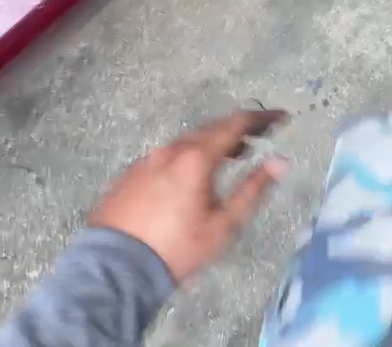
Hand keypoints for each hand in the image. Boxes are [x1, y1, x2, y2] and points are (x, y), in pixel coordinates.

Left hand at [89, 109, 289, 280]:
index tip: (281, 117)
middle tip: (255, 139)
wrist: (110, 273)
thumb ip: (253, 189)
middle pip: (211, 129)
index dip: (262, 118)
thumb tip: (281, 162)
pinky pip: (166, 156)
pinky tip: (188, 177)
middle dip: (236, 131)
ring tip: (225, 159)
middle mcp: (171, 150)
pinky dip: (186, 157)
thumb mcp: (222, 225)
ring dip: (210, 144)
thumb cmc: (175, 248)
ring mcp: (146, 161)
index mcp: (196, 157)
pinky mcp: (128, 176)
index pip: (236, 124)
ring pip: (186, 142)